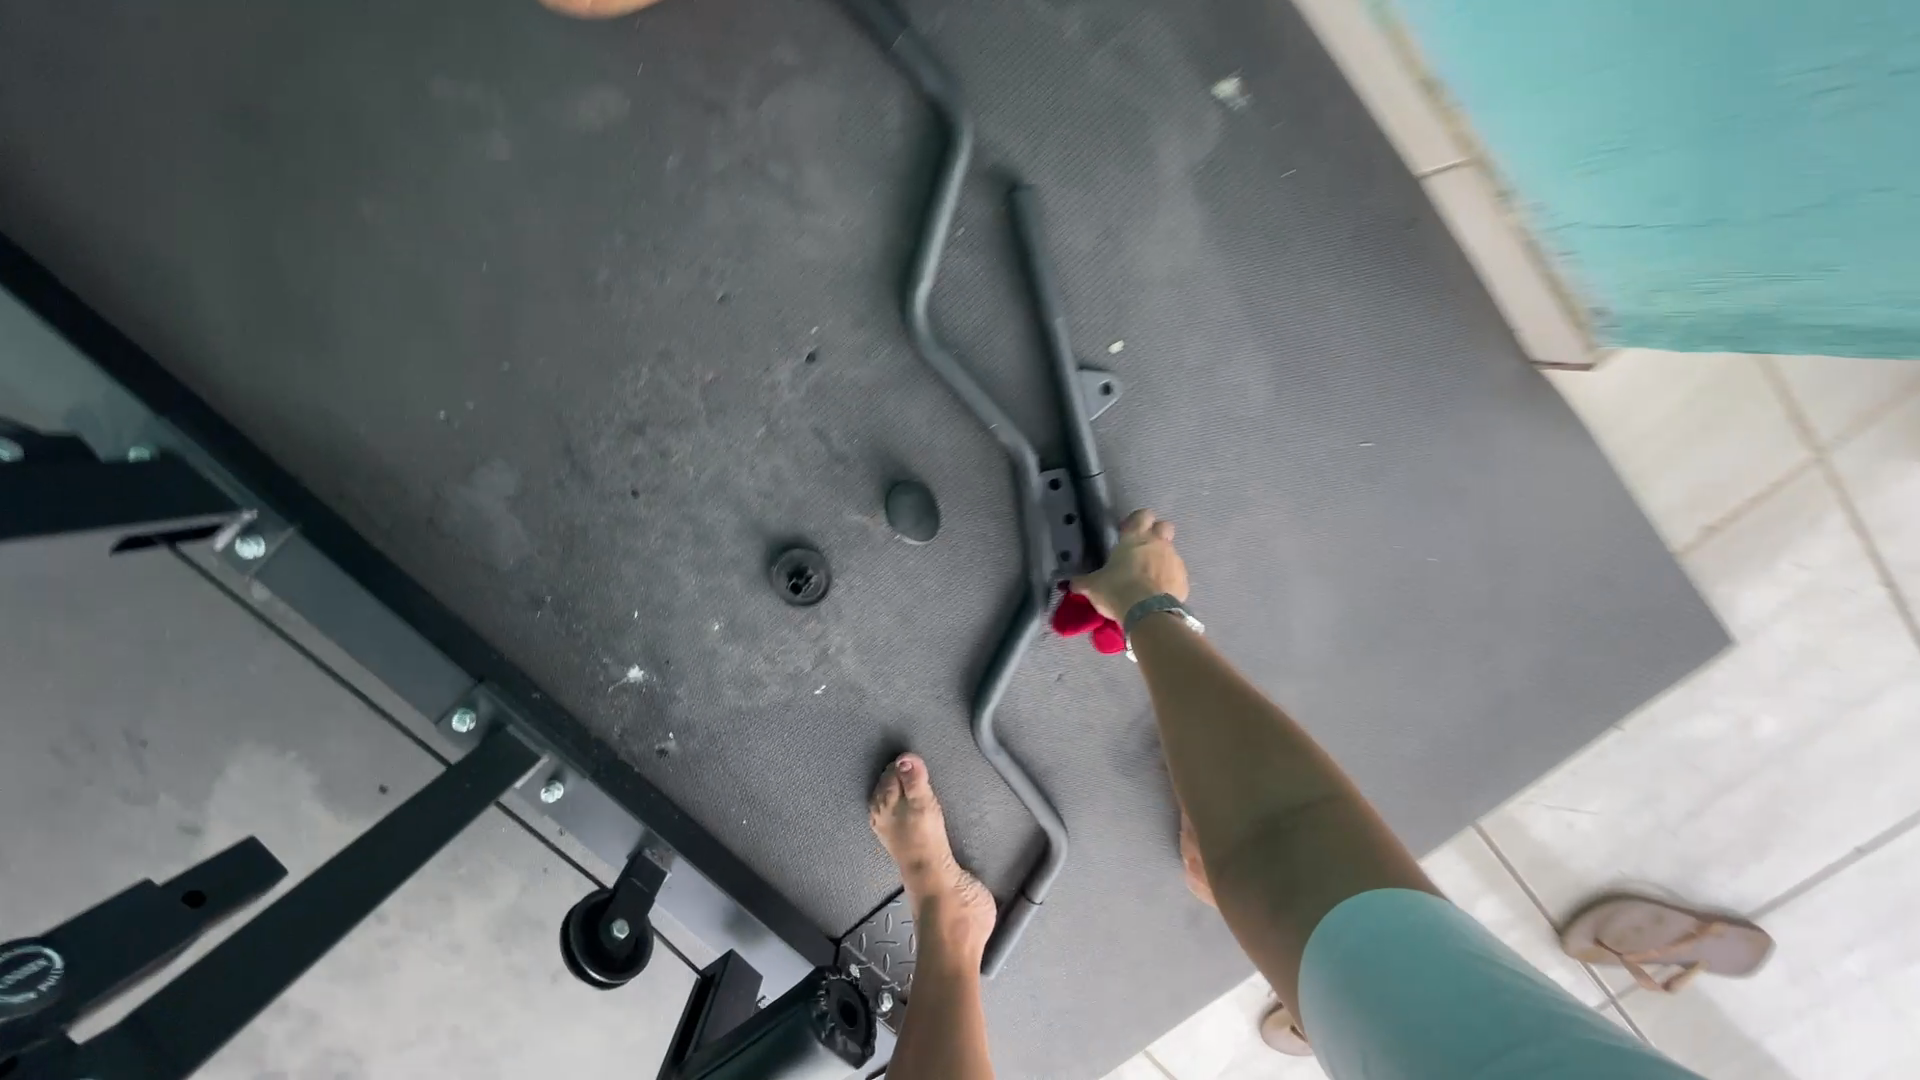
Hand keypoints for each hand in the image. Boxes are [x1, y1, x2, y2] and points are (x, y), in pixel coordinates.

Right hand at [1070, 509, 1188, 620]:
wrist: (1147, 613)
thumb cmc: (1117, 590)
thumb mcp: (1093, 586)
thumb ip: (1083, 582)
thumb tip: (1072, 584)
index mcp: (1135, 537)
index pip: (1143, 514)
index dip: (1137, 520)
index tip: (1127, 532)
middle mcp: (1158, 543)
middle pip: (1164, 526)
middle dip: (1156, 533)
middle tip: (1142, 550)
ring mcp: (1174, 561)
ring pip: (1171, 552)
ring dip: (1161, 560)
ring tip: (1147, 578)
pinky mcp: (1183, 580)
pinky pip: (1176, 575)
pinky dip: (1168, 580)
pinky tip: (1157, 593)